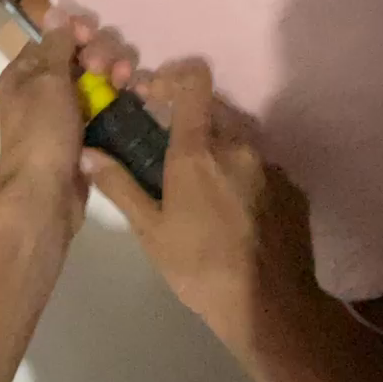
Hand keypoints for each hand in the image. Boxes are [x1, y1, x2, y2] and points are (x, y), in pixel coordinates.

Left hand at [0, 17, 138, 231]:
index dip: (78, 32)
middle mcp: (43, 91)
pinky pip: (108, 106)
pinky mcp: (87, 135)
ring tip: (128, 84)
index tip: (91, 38)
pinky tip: (138, 95)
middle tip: (110, 70)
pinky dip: (122, 98)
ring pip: (100, 79)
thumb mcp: (46, 82)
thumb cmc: (41, 135)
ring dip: (117, 73)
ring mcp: (66, 114)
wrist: (45, 198)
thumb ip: (55, 45)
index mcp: (25, 74)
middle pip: (82, 55)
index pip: (56, 37)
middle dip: (102, 54)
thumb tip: (53, 10)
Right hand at [81, 58, 327, 373]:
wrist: (268, 304)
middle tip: (167, 150)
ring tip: (199, 188)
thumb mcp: (149, 230)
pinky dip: (241, 177)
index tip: (152, 94)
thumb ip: (120, 185)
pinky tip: (231, 213)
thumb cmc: (197, 266)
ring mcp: (271, 166)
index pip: (194, 82)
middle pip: (215, 110)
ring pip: (239, 141)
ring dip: (216, 150)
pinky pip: (261, 169)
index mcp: (199, 151)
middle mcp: (239, 147)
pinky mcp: (293, 189)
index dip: (172, 77)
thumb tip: (89, 153)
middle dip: (189, 119)